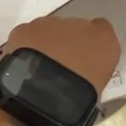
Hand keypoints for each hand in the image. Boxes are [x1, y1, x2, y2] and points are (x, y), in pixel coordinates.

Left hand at [2, 16, 120, 94]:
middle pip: (72, 28)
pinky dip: (23, 48)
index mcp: (104, 39)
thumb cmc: (79, 101)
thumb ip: (91, 70)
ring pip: (47, 30)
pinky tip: (21, 67)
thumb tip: (81, 70)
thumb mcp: (97, 87)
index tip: (82, 60)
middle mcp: (79, 24)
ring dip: (44, 45)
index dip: (88, 44)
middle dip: (64, 45)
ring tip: (37, 71)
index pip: (101, 30)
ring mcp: (50, 24)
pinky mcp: (24, 29)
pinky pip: (24, 36)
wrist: (46, 100)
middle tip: (57, 69)